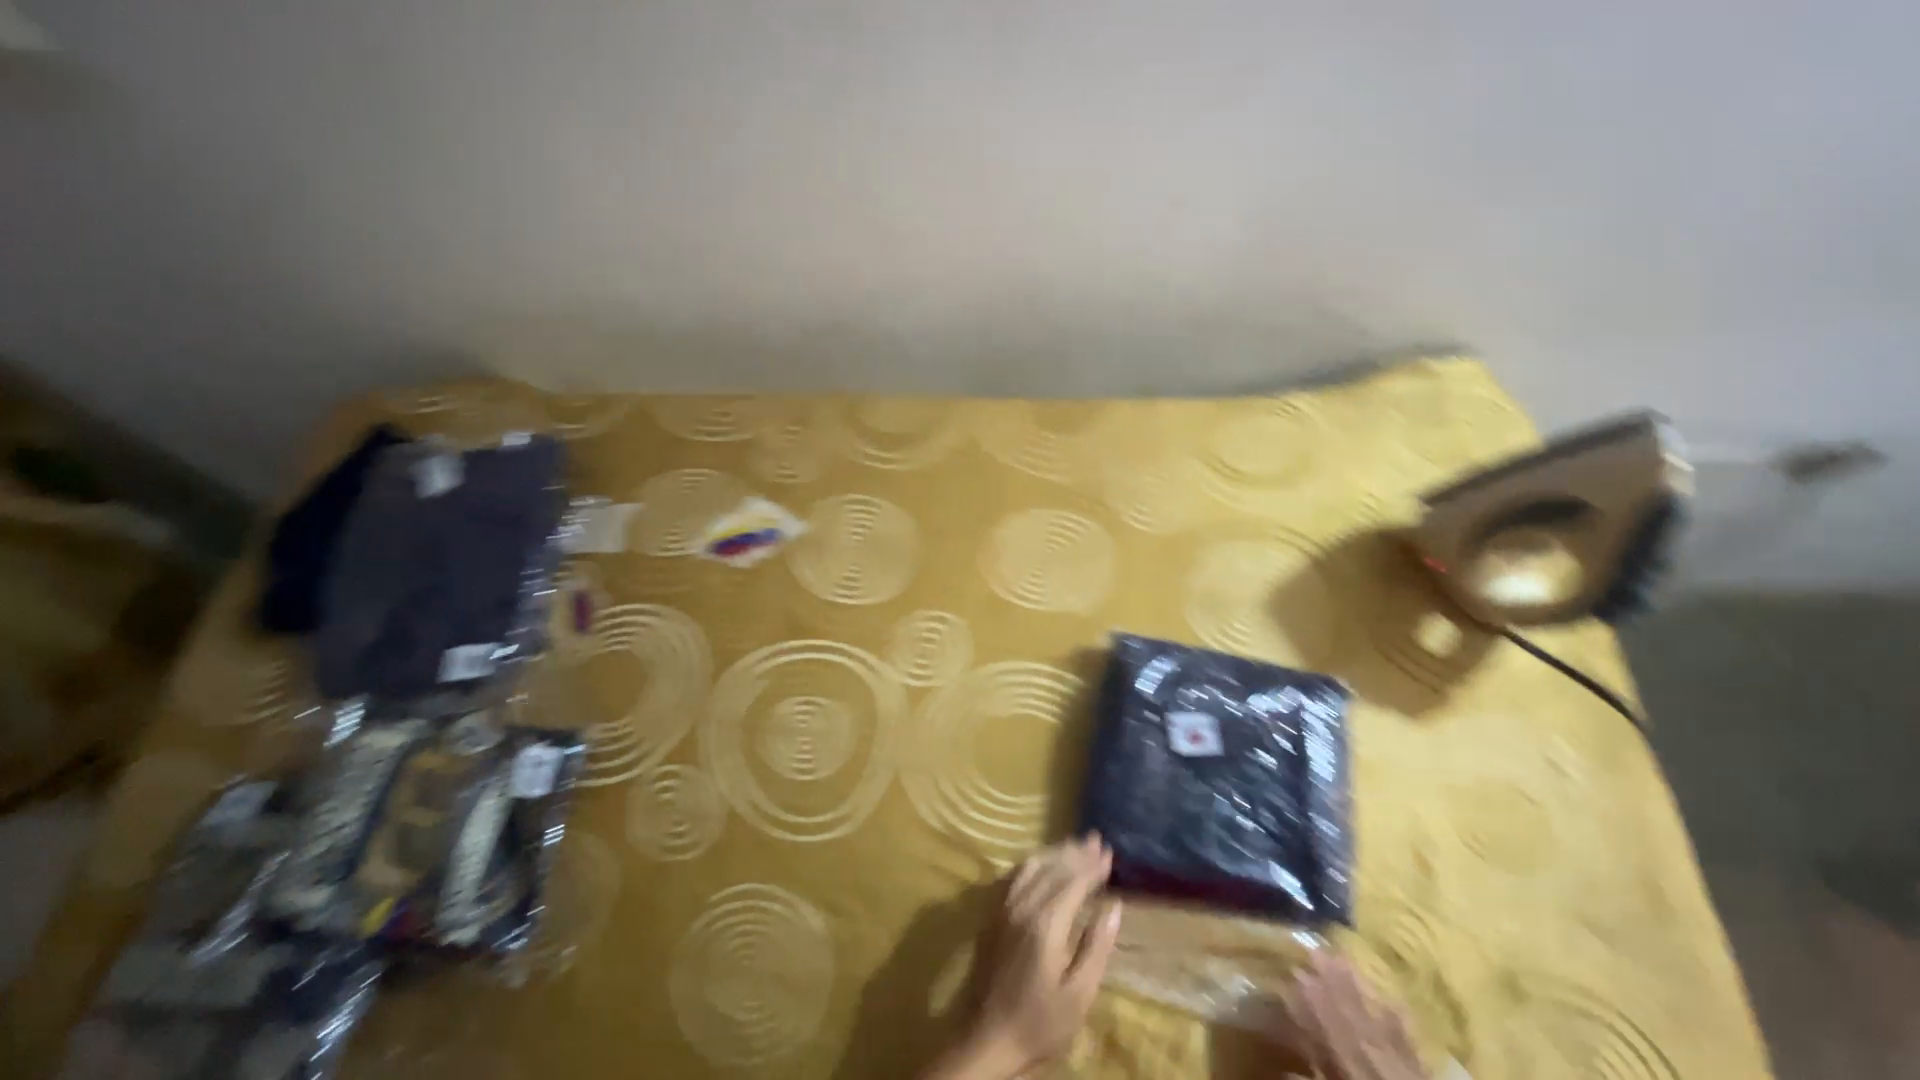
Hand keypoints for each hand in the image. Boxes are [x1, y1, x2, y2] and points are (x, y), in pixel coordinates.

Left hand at [924, 836, 1123, 1079]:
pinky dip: (1031, 865)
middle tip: (1096, 840)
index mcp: (1044, 924)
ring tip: (1074, 846)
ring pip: (1029, 868)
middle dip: (1075, 853)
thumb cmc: (1040, 1023)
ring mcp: (1001, 910)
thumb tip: (1114, 906)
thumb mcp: (1079, 993)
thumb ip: (1096, 945)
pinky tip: (1040, 865)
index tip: (1109, 853)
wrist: (987, 1041)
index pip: (1072, 882)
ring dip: (1053, 854)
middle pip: (1050, 868)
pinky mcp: (990, 918)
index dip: (1092, 867)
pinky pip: (1012, 878)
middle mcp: (1020, 907)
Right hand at [1282, 951, 1427, 1079]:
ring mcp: (1403, 1062)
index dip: (1313, 1000)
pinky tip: (1389, 999)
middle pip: (1353, 1015)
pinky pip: (1407, 1036)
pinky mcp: (1422, 1070)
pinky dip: (1396, 1016)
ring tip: (1344, 960)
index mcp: (1352, 1068)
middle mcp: (1378, 1058)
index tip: (1298, 971)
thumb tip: (1285, 1072)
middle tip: (1317, 950)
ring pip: (1377, 1017)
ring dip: (1360, 989)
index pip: (1330, 1028)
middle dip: (1333, 982)